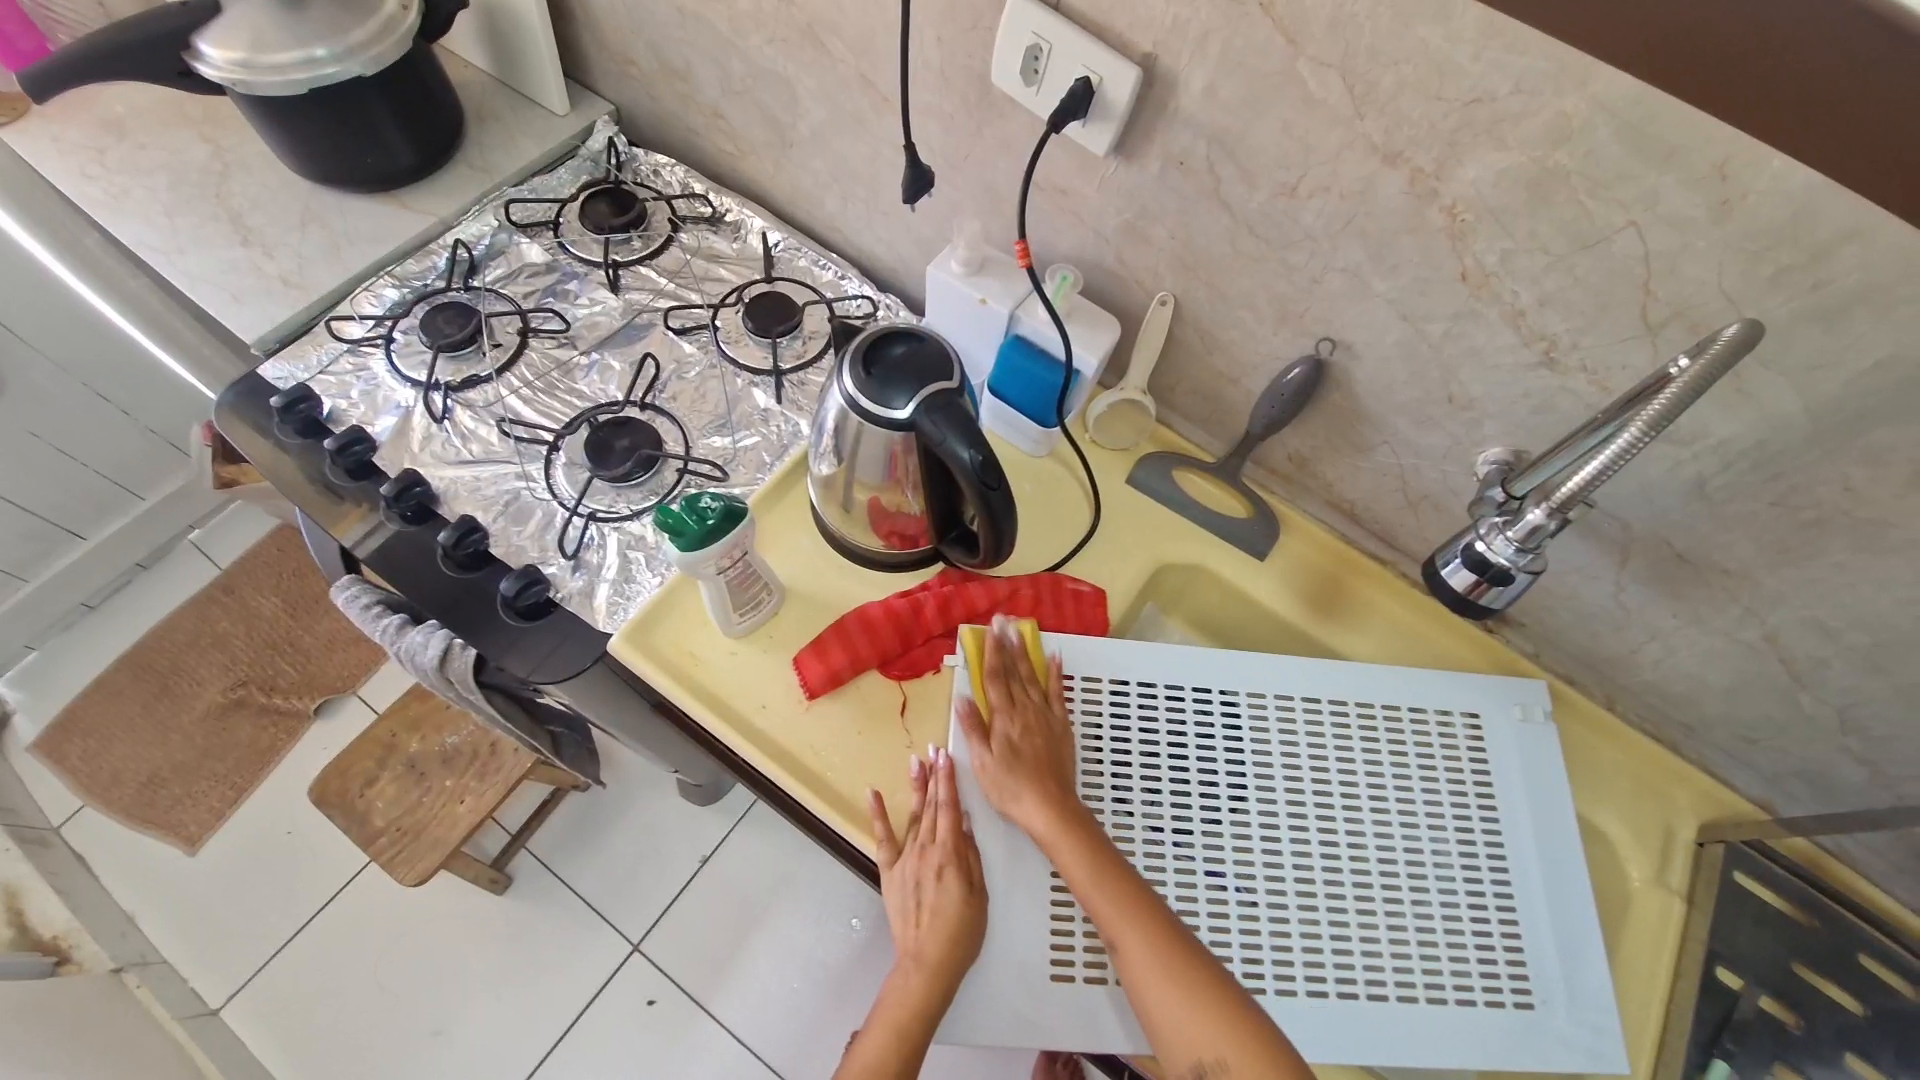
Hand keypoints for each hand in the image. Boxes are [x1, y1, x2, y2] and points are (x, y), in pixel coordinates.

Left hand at [868, 745, 986, 997]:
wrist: (928, 962)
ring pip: (913, 816)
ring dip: (916, 788)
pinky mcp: (890, 872)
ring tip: (916, 762)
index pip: (951, 807)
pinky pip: (884, 839)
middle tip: (934, 750)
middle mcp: (926, 849)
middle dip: (935, 776)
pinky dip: (878, 815)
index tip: (948, 757)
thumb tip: (964, 822)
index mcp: (951, 853)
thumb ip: (970, 854)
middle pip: (933, 806)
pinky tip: (874, 794)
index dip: (949, 780)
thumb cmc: (962, 932)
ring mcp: (906, 859)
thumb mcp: (979, 892)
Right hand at [955, 614, 1084, 840]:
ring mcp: (1045, 715)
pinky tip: (1055, 658)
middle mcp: (1024, 709)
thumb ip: (973, 728)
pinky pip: (1058, 693)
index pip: (995, 678)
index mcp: (1003, 718)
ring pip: (1033, 678)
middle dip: (1008, 645)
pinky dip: (1056, 675)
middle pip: (1014, 672)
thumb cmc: (1010, 789)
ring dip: (1026, 654)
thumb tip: (961, 697)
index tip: (990, 630)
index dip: (991, 653)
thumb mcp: (982, 763)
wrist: (1051, 807)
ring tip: (1020, 632)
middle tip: (1004, 620)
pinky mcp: (1061, 724)